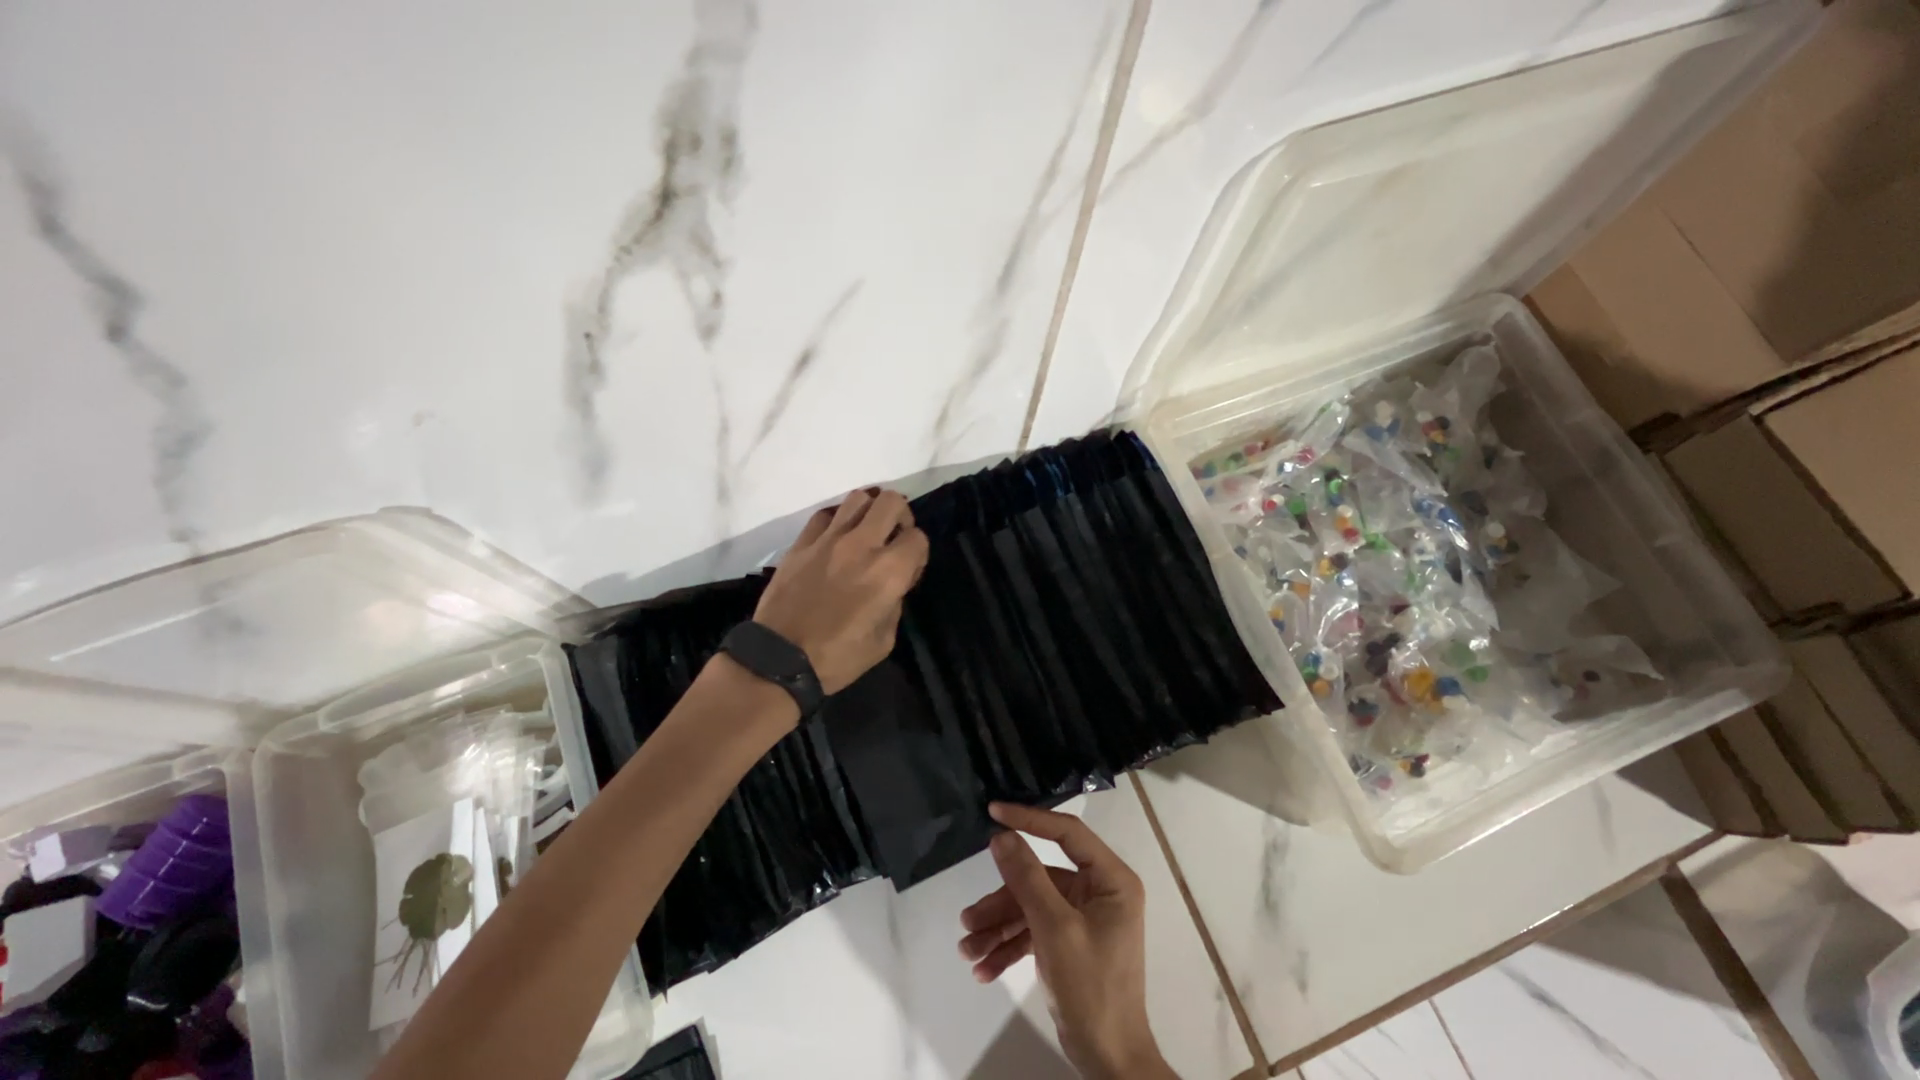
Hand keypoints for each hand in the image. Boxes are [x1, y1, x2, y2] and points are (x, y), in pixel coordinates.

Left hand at [754, 488, 929, 694]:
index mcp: (888, 572)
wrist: (781, 659)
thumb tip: (891, 587)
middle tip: (893, 537)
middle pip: (891, 501)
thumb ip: (894, 605)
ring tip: (866, 531)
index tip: (908, 571)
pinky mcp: (801, 543)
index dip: (918, 553)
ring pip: (858, 498)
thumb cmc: (838, 658)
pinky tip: (836, 537)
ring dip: (869, 510)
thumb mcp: (883, 641)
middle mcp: (861, 545)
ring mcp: (828, 539)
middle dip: (901, 515)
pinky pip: (825, 514)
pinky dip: (837, 520)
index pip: (918, 538)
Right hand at [959, 803, 1174, 1079]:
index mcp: (1111, 880)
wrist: (1108, 1056)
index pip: (1068, 833)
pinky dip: (1009, 947)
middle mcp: (1100, 892)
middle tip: (967, 920)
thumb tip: (1002, 836)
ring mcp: (1085, 919)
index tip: (994, 811)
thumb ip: (1027, 877)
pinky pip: (1034, 932)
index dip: (1029, 819)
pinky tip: (983, 969)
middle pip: (1040, 879)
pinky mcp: (1070, 943)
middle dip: (1001, 902)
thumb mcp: (1054, 927)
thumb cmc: (1091, 985)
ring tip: (967, 951)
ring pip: (1031, 907)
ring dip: (998, 929)